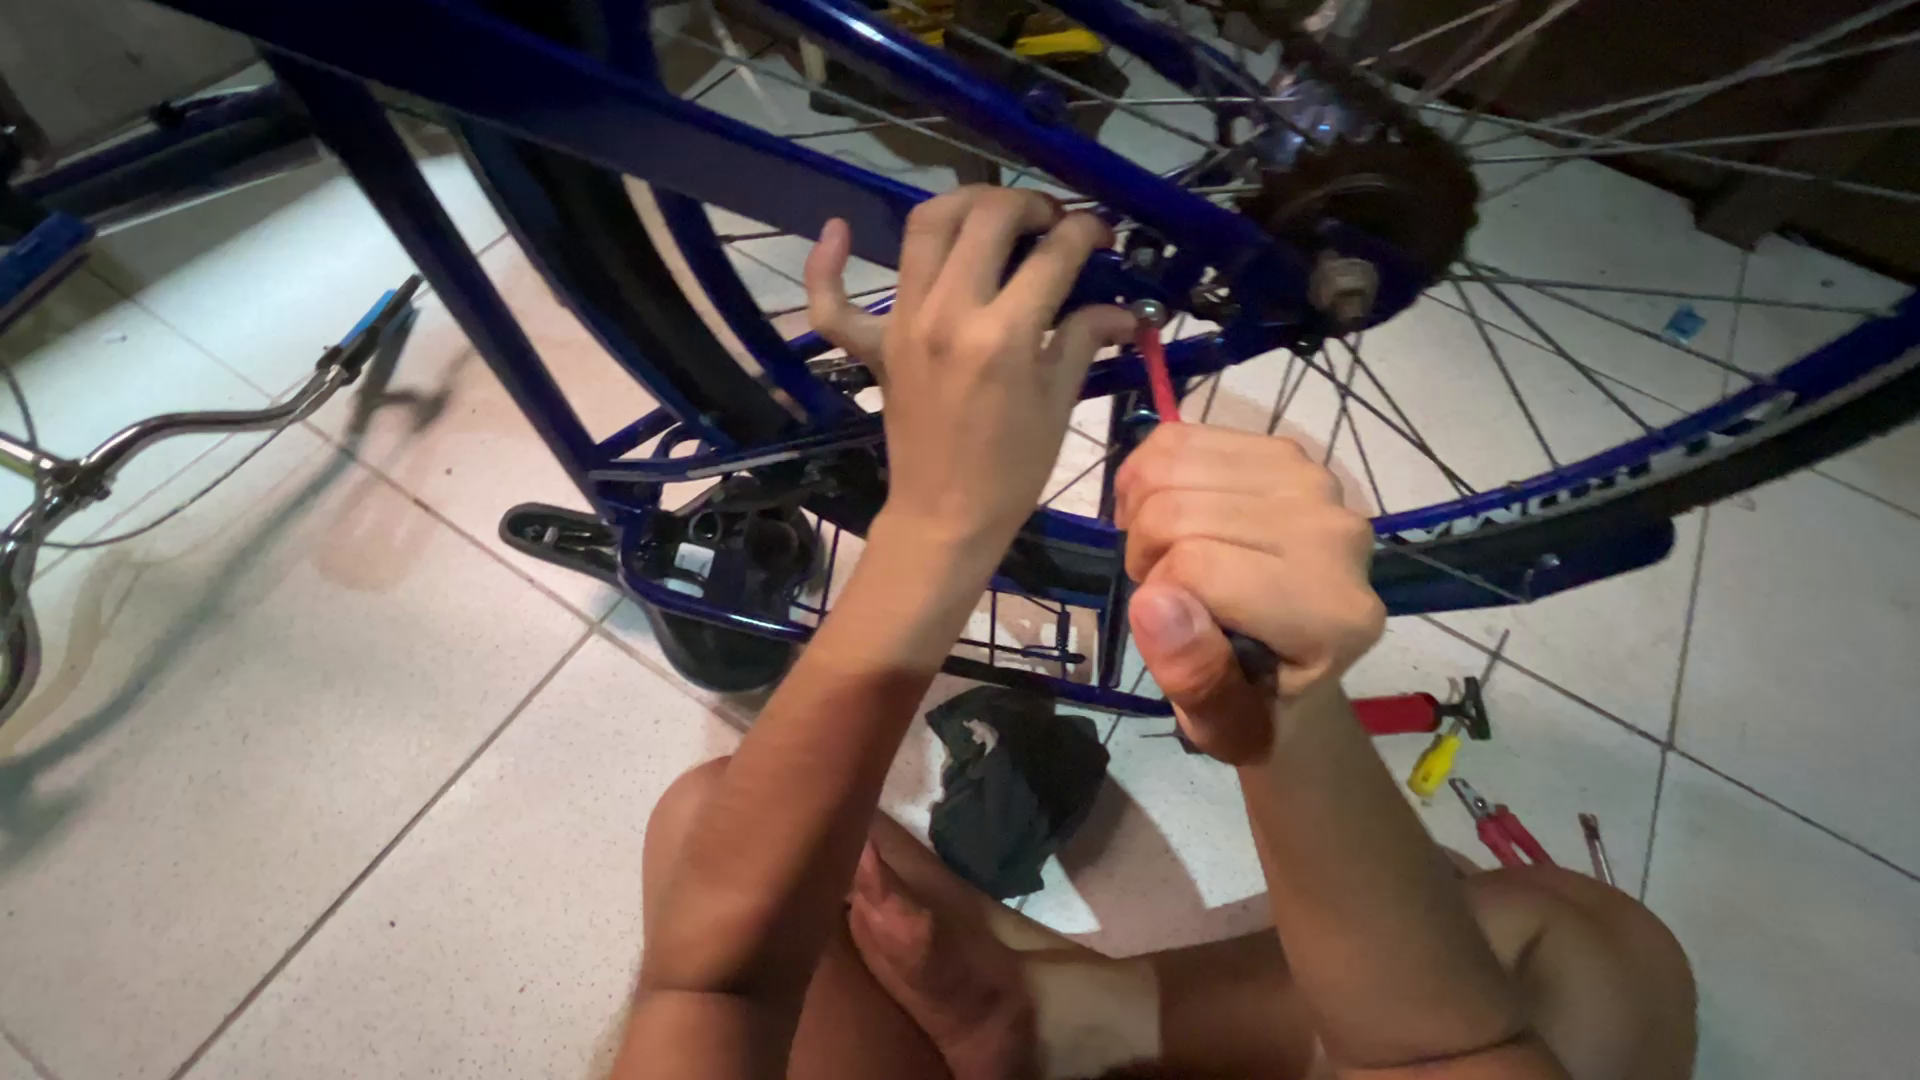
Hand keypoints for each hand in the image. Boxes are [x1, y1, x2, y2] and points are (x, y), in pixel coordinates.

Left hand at [806, 186, 1134, 549]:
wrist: (946, 517)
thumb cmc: (1012, 471)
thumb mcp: (1058, 405)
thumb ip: (1083, 340)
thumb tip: (1123, 310)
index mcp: (1004, 335)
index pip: (1053, 254)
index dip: (1086, 231)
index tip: (1101, 233)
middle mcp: (949, 314)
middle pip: (988, 218)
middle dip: (1030, 204)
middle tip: (1052, 223)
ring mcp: (904, 325)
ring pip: (924, 228)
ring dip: (964, 204)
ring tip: (993, 215)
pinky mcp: (875, 347)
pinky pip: (834, 302)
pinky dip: (826, 263)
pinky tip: (838, 229)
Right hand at [1115, 424, 1384, 763]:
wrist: (1296, 656)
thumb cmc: (1254, 700)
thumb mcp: (1220, 723)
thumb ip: (1194, 677)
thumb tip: (1153, 602)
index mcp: (1329, 613)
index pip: (1194, 565)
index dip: (1156, 597)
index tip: (1173, 626)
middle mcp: (1336, 535)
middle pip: (1176, 510)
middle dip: (1144, 552)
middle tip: (1164, 589)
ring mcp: (1314, 483)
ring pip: (1169, 466)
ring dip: (1141, 512)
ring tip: (1164, 551)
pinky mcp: (1285, 452)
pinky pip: (1179, 439)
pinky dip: (1146, 474)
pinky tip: (1162, 510)